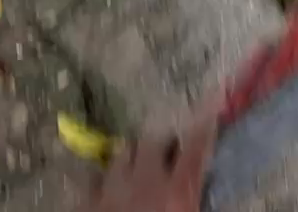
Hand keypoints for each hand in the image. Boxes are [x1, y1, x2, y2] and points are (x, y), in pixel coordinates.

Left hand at [87, 116, 216, 211]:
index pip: (198, 142)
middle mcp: (145, 183)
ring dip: (129, 157)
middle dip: (159, 142)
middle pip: (153, 141)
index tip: (214, 98)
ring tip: (133, 166)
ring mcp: (109, 194)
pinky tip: (105, 190)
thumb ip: (195, 201)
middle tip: (164, 153)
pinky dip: (99, 182)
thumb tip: (203, 188)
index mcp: (177, 191)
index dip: (207, 120)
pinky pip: (89, 182)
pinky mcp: (82, 209)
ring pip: (119, 155)